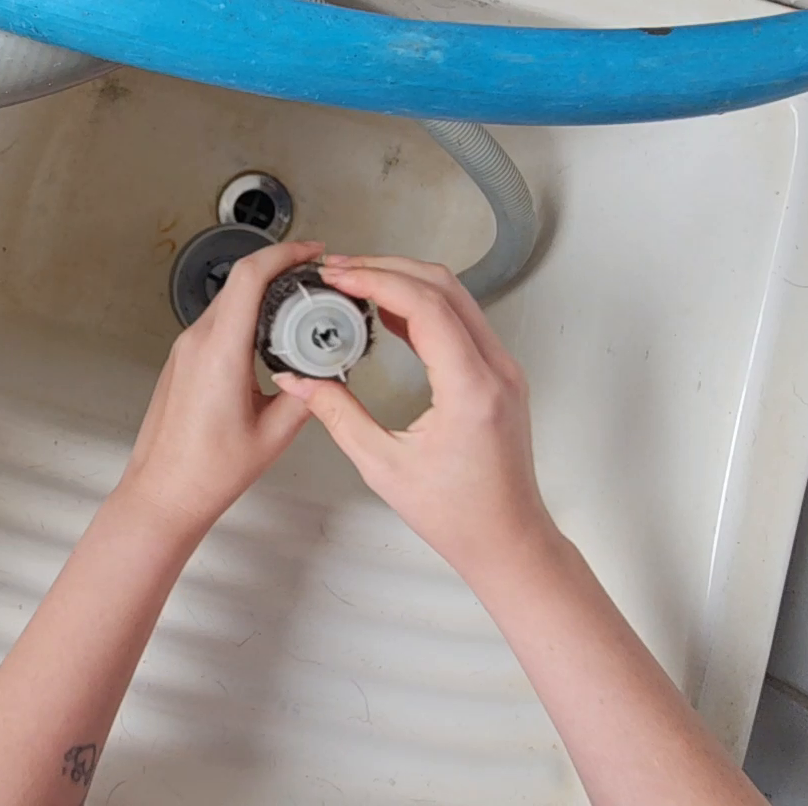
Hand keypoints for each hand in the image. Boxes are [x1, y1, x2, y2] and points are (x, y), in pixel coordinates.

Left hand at [114, 240, 324, 532]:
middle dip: (279, 272)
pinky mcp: (181, 360)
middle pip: (239, 283)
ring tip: (296, 311)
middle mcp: (197, 342)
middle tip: (313, 280)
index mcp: (220, 351)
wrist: (163, 492)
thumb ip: (306, 394)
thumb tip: (323, 373)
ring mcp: (184, 350)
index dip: (284, 254)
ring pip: (227, 302)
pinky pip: (215, 323)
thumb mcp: (274, 434)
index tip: (311, 252)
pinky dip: (244, 318)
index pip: (249, 277)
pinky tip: (267, 340)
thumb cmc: (206, 471)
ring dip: (262, 296)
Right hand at [273, 255, 551, 570]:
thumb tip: (299, 380)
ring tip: (355, 281)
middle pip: (442, 286)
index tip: (338, 276)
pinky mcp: (495, 373)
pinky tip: (384, 308)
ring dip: (403, 280)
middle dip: (386, 268)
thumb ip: (336, 414)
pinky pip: (458, 318)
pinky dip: (419, 303)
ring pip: (453, 296)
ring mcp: (500, 367)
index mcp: (471, 389)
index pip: (425, 306)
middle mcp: (494, 369)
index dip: (376, 280)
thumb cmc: (458, 515)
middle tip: (339, 270)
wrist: (508, 540)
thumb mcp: (381, 465)